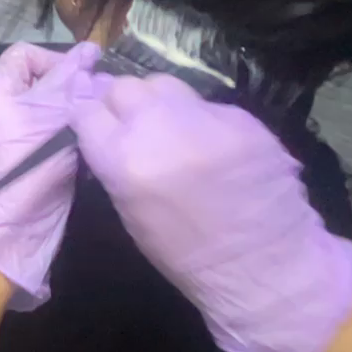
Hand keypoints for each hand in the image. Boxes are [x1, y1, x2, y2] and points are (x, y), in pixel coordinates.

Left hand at [0, 42, 99, 308]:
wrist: (15, 228)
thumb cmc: (33, 166)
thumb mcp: (56, 115)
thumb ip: (70, 80)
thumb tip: (88, 49)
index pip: (22, 54)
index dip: (55, 60)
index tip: (84, 80)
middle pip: (30, 81)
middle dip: (64, 88)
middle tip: (94, 104)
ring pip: (35, 108)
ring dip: (63, 112)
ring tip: (91, 123)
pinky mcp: (7, 157)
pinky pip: (33, 131)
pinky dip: (55, 132)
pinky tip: (79, 144)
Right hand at [68, 73, 351, 351]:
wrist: (265, 267)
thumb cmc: (182, 249)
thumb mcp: (126, 205)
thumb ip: (112, 157)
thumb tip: (104, 124)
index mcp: (123, 159)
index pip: (86, 110)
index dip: (89, 115)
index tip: (96, 124)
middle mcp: (159, 129)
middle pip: (124, 86)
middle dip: (123, 103)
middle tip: (134, 124)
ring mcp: (204, 120)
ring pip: (164, 84)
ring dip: (160, 102)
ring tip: (172, 128)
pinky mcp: (243, 119)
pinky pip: (205, 105)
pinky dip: (200, 120)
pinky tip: (211, 146)